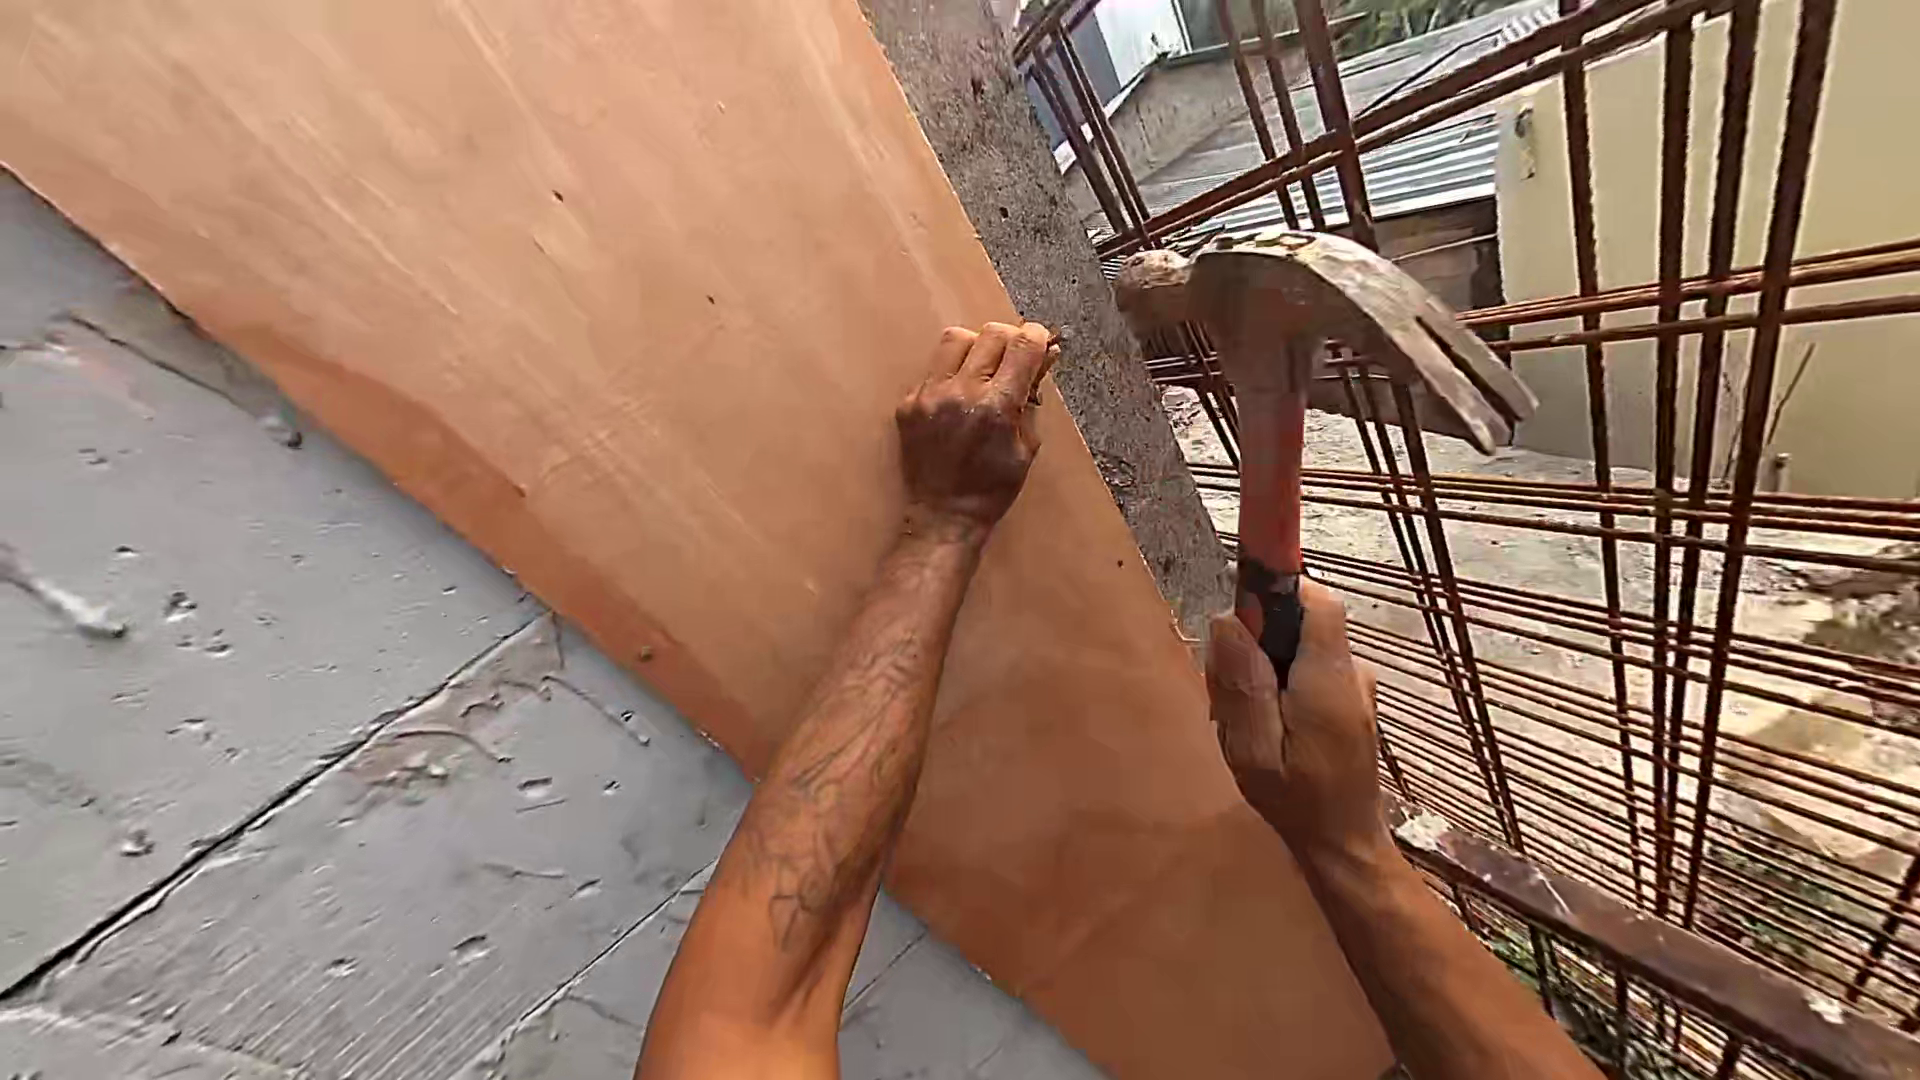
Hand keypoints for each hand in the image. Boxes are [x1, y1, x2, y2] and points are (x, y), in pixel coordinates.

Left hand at [896, 322, 1056, 542]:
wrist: (944, 515)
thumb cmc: (993, 489)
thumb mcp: (1026, 447)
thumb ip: (1031, 400)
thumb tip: (1043, 359)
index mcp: (997, 406)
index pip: (1022, 344)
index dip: (1037, 337)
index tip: (1040, 342)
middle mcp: (961, 392)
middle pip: (990, 333)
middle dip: (1009, 339)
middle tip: (1013, 358)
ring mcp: (929, 395)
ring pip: (955, 339)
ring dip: (975, 347)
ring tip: (981, 370)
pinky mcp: (908, 404)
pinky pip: (933, 370)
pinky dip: (950, 374)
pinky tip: (956, 399)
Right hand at [1207, 580, 1385, 865]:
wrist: (1344, 845)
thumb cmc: (1296, 801)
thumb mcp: (1252, 750)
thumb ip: (1241, 685)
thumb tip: (1227, 620)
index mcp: (1328, 679)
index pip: (1316, 602)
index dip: (1275, 592)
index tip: (1238, 618)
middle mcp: (1350, 672)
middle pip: (1298, 621)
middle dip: (1253, 641)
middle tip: (1227, 690)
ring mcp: (1353, 684)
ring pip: (1295, 645)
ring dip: (1261, 667)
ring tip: (1244, 717)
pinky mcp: (1348, 696)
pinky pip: (1303, 666)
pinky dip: (1277, 682)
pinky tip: (1265, 723)